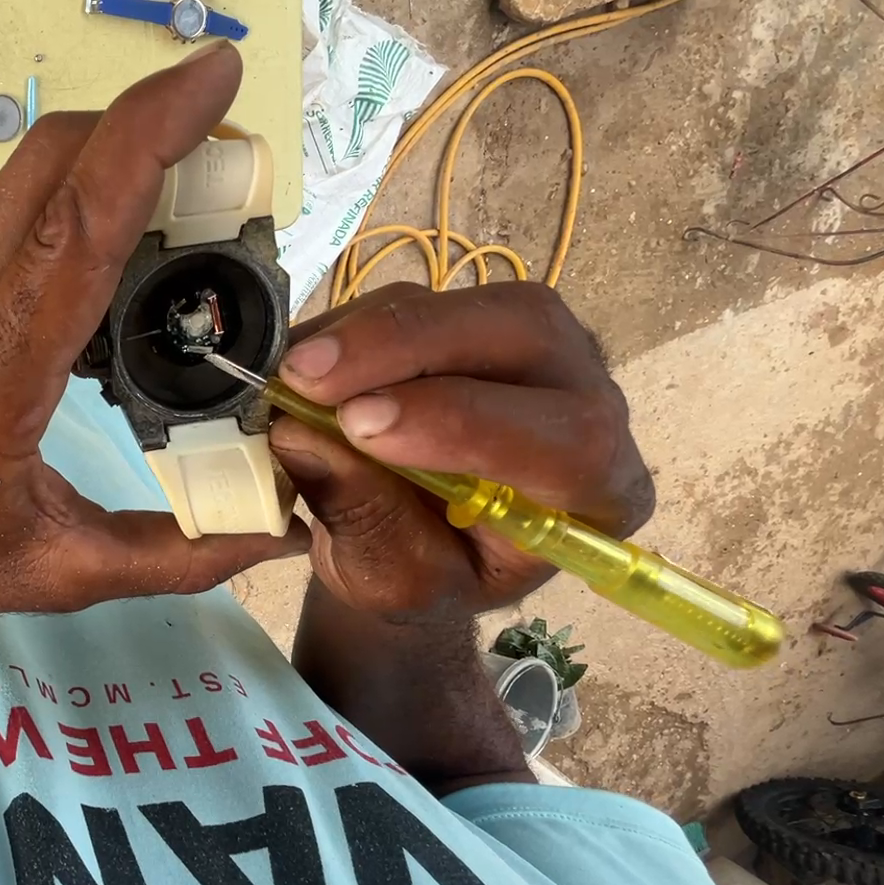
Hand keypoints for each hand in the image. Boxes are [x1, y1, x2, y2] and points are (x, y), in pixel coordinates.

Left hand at [0, 42, 307, 625]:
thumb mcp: (60, 572)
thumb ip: (174, 555)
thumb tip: (277, 531)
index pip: (74, 229)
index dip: (147, 139)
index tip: (215, 79)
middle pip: (45, 169)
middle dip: (140, 125)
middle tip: (225, 143)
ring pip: (23, 178)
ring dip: (106, 149)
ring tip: (187, 177)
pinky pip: (11, 213)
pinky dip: (75, 187)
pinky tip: (122, 230)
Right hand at [269, 281, 652, 618]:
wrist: (409, 548)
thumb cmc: (419, 578)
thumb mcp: (391, 582)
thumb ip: (362, 519)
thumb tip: (299, 435)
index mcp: (592, 493)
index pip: (567, 439)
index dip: (461, 420)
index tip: (358, 424)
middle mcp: (578, 404)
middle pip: (523, 333)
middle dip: (405, 346)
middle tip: (307, 377)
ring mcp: (524, 356)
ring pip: (465, 305)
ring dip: (366, 333)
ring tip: (292, 374)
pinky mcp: (464, 330)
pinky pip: (411, 302)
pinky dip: (344, 329)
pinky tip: (300, 364)